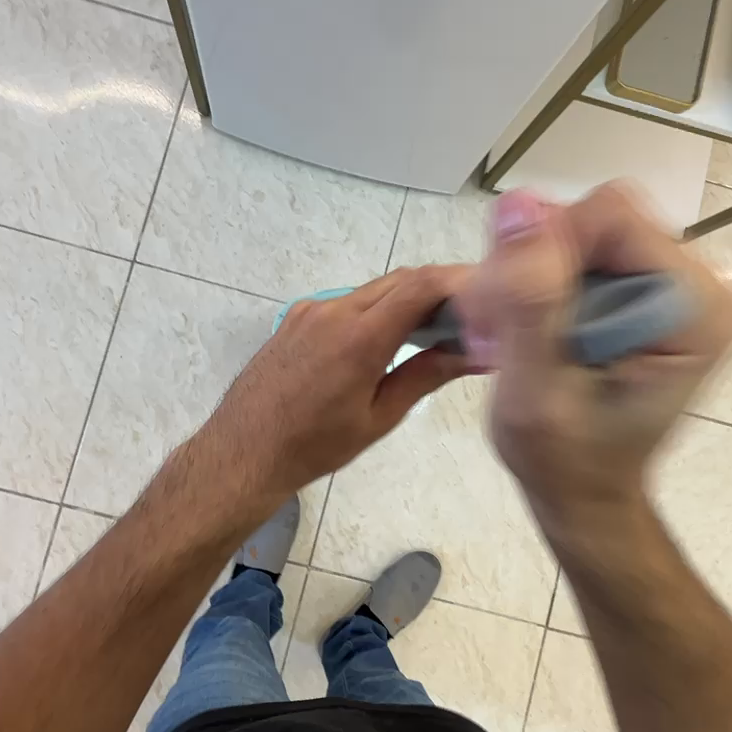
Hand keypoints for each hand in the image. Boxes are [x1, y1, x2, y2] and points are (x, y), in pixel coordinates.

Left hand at [196, 266, 471, 503]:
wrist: (243, 451)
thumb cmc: (315, 445)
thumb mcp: (379, 417)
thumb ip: (426, 376)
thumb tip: (476, 354)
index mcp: (360, 336)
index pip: (421, 286)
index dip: (460, 280)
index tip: (488, 291)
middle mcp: (335, 309)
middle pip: (400, 281)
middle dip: (439, 289)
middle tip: (473, 312)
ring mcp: (311, 310)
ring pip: (373, 290)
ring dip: (408, 299)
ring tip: (437, 327)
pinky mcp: (296, 317)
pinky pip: (347, 302)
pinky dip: (376, 310)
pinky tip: (389, 338)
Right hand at [453, 183, 731, 524]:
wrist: (585, 490)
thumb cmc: (563, 461)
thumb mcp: (536, 392)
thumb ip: (530, 301)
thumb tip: (518, 202)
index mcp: (698, 308)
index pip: (611, 216)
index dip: (544, 249)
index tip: (506, 311)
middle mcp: (702, 283)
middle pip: (594, 218)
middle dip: (530, 266)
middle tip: (496, 330)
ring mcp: (676, 282)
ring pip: (577, 230)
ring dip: (525, 277)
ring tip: (505, 337)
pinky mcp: (646, 287)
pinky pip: (577, 250)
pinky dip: (536, 284)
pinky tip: (522, 330)